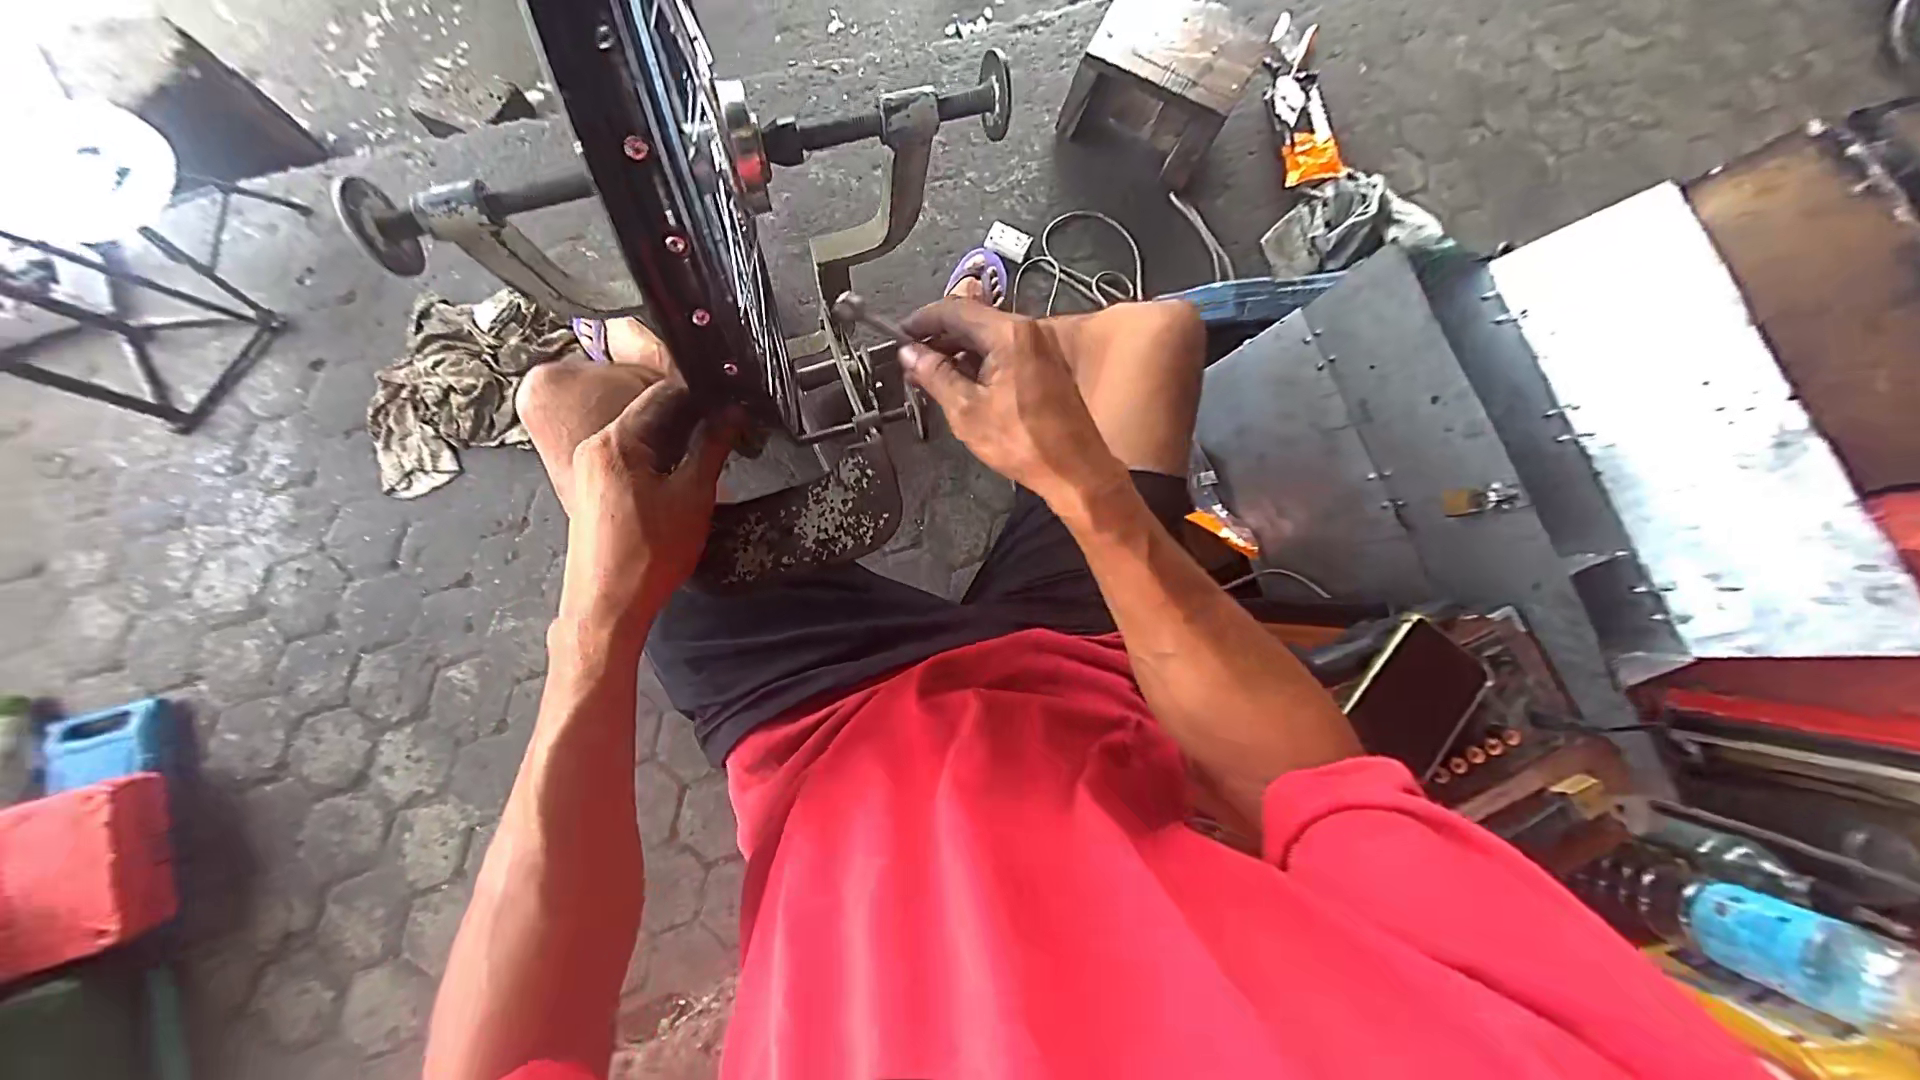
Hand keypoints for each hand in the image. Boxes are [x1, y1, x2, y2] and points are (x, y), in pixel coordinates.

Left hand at [556, 381, 734, 643]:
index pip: (662, 394)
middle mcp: (594, 448)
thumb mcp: (694, 495)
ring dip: (677, 441)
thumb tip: (730, 415)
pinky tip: (683, 477)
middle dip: (691, 418)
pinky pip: (631, 458)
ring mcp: (590, 469)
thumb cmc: (646, 556)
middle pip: (649, 413)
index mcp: (615, 442)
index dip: (702, 396)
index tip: (730, 405)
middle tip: (728, 431)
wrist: (610, 603)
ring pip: (641, 437)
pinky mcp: (595, 489)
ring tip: (711, 456)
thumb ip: (712, 447)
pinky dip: (660, 460)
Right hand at [898, 300, 1196, 506]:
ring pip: (989, 337)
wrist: (1074, 471)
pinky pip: (1006, 352)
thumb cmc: (1025, 444)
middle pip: (973, 320)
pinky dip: (981, 362)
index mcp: (1009, 334)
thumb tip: (911, 354)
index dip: (922, 321)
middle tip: (913, 361)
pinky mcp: (1047, 367)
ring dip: (959, 352)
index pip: (954, 309)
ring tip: (933, 377)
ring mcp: (1041, 348)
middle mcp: (1030, 331)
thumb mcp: (966, 410)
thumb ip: (935, 375)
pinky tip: (964, 385)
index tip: (901, 335)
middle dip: (939, 338)